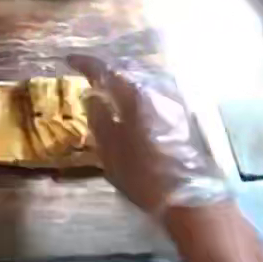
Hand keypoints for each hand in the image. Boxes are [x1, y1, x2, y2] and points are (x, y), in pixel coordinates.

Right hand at [68, 55, 228, 216]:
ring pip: (140, 83)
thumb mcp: (111, 149)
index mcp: (134, 95)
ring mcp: (173, 103)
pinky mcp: (182, 117)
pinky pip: (151, 95)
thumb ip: (98, 117)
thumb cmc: (145, 175)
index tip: (69, 60)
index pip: (104, 69)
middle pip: (125, 72)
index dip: (84, 63)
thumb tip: (92, 95)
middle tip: (87, 76)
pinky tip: (129, 108)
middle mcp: (156, 91)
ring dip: (122, 85)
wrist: (193, 201)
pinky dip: (136, 96)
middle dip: (105, 72)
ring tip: (106, 92)